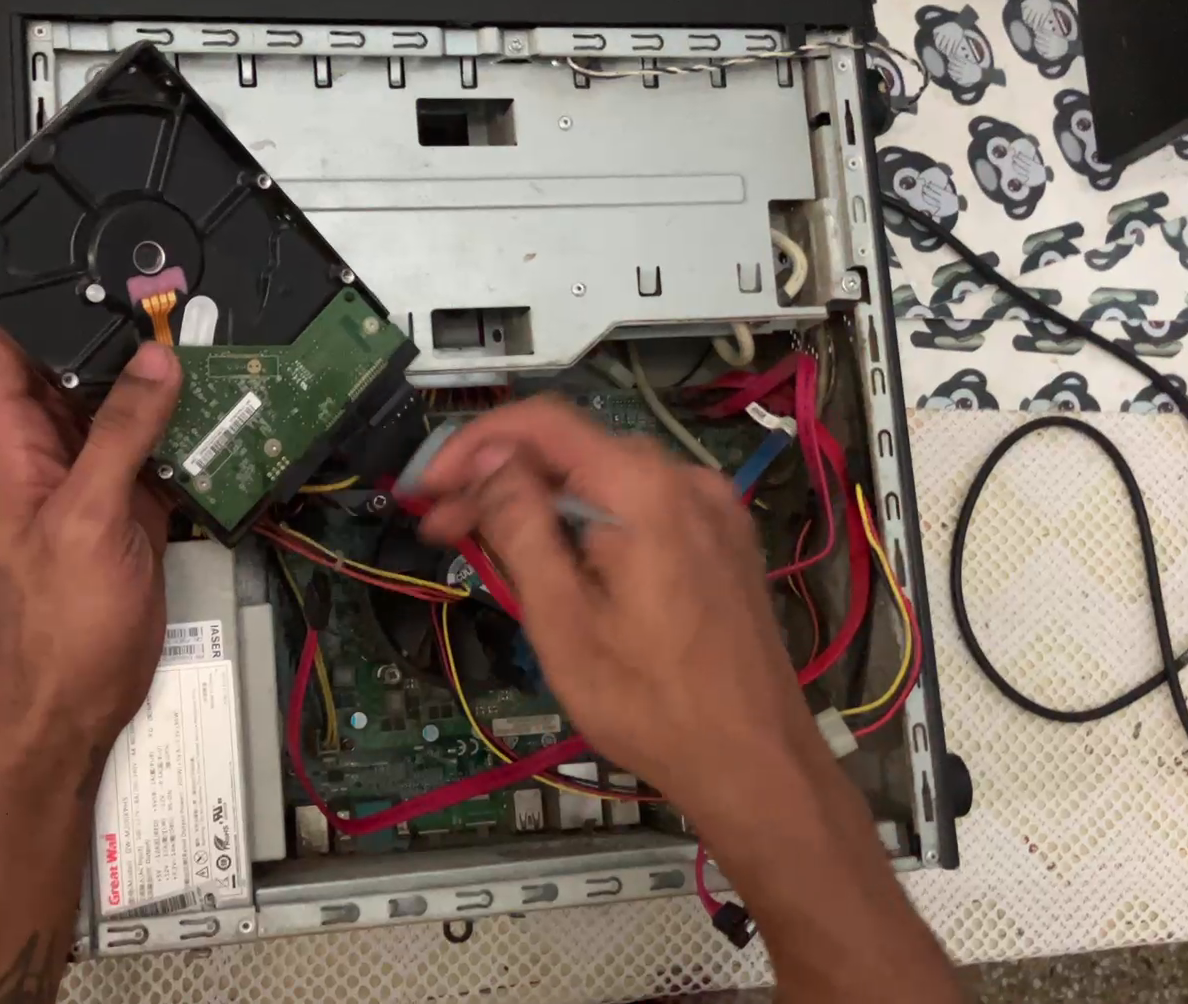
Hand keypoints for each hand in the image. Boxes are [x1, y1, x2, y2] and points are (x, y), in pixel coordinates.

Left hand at [0, 319, 182, 748]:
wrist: (84, 692)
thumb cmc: (61, 616)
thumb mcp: (88, 515)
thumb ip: (121, 434)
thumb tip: (155, 361)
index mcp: (14, 439)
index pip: (1, 344)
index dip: (23, 293)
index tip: (71, 249)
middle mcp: (54, 445)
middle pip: (77, 365)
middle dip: (116, 326)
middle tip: (171, 283)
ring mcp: (100, 471)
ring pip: (128, 403)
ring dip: (161, 375)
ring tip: (209, 330)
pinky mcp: (139, 497)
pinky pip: (163, 444)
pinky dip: (189, 424)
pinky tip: (224, 402)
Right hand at [413, 396, 823, 823]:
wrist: (757, 765)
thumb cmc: (650, 705)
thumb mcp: (562, 619)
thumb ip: (520, 525)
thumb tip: (487, 459)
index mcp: (644, 489)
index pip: (542, 422)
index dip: (473, 443)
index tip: (430, 486)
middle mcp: (684, 479)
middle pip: (570, 450)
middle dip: (498, 480)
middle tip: (443, 527)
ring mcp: (709, 506)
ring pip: (600, 478)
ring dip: (538, 503)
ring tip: (490, 548)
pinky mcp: (718, 535)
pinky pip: (636, 505)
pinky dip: (585, 519)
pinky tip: (557, 558)